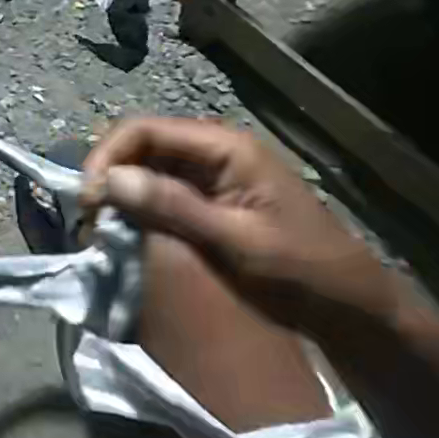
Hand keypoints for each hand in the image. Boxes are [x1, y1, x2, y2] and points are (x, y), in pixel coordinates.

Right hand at [81, 118, 398, 337]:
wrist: (351, 306)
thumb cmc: (302, 270)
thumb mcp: (237, 241)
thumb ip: (174, 207)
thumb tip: (110, 180)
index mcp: (225, 147)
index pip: (145, 131)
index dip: (108, 157)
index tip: (87, 200)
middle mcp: (213, 151)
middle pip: (141, 145)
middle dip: (109, 175)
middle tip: (89, 219)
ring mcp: (211, 175)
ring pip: (146, 168)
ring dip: (119, 193)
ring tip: (100, 228)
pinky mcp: (208, 199)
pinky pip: (160, 192)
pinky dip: (136, 208)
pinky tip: (124, 233)